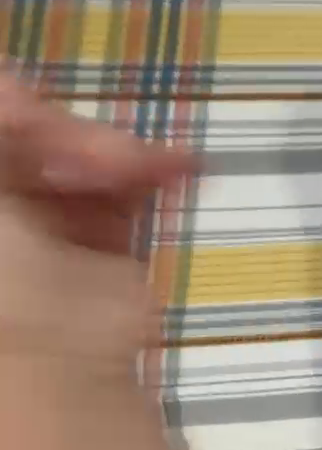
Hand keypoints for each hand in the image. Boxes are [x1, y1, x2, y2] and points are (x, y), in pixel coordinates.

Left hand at [0, 73, 195, 377]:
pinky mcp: (99, 231)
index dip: (12, 105)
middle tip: (101, 156)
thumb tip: (15, 88)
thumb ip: (0, 136)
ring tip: (150, 170)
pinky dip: (152, 173)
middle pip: (26, 133)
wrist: (51, 361)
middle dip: (68, 133)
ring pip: (79, 154)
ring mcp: (37, 214)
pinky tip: (175, 170)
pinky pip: (123, 184)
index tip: (36, 107)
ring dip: (118, 154)